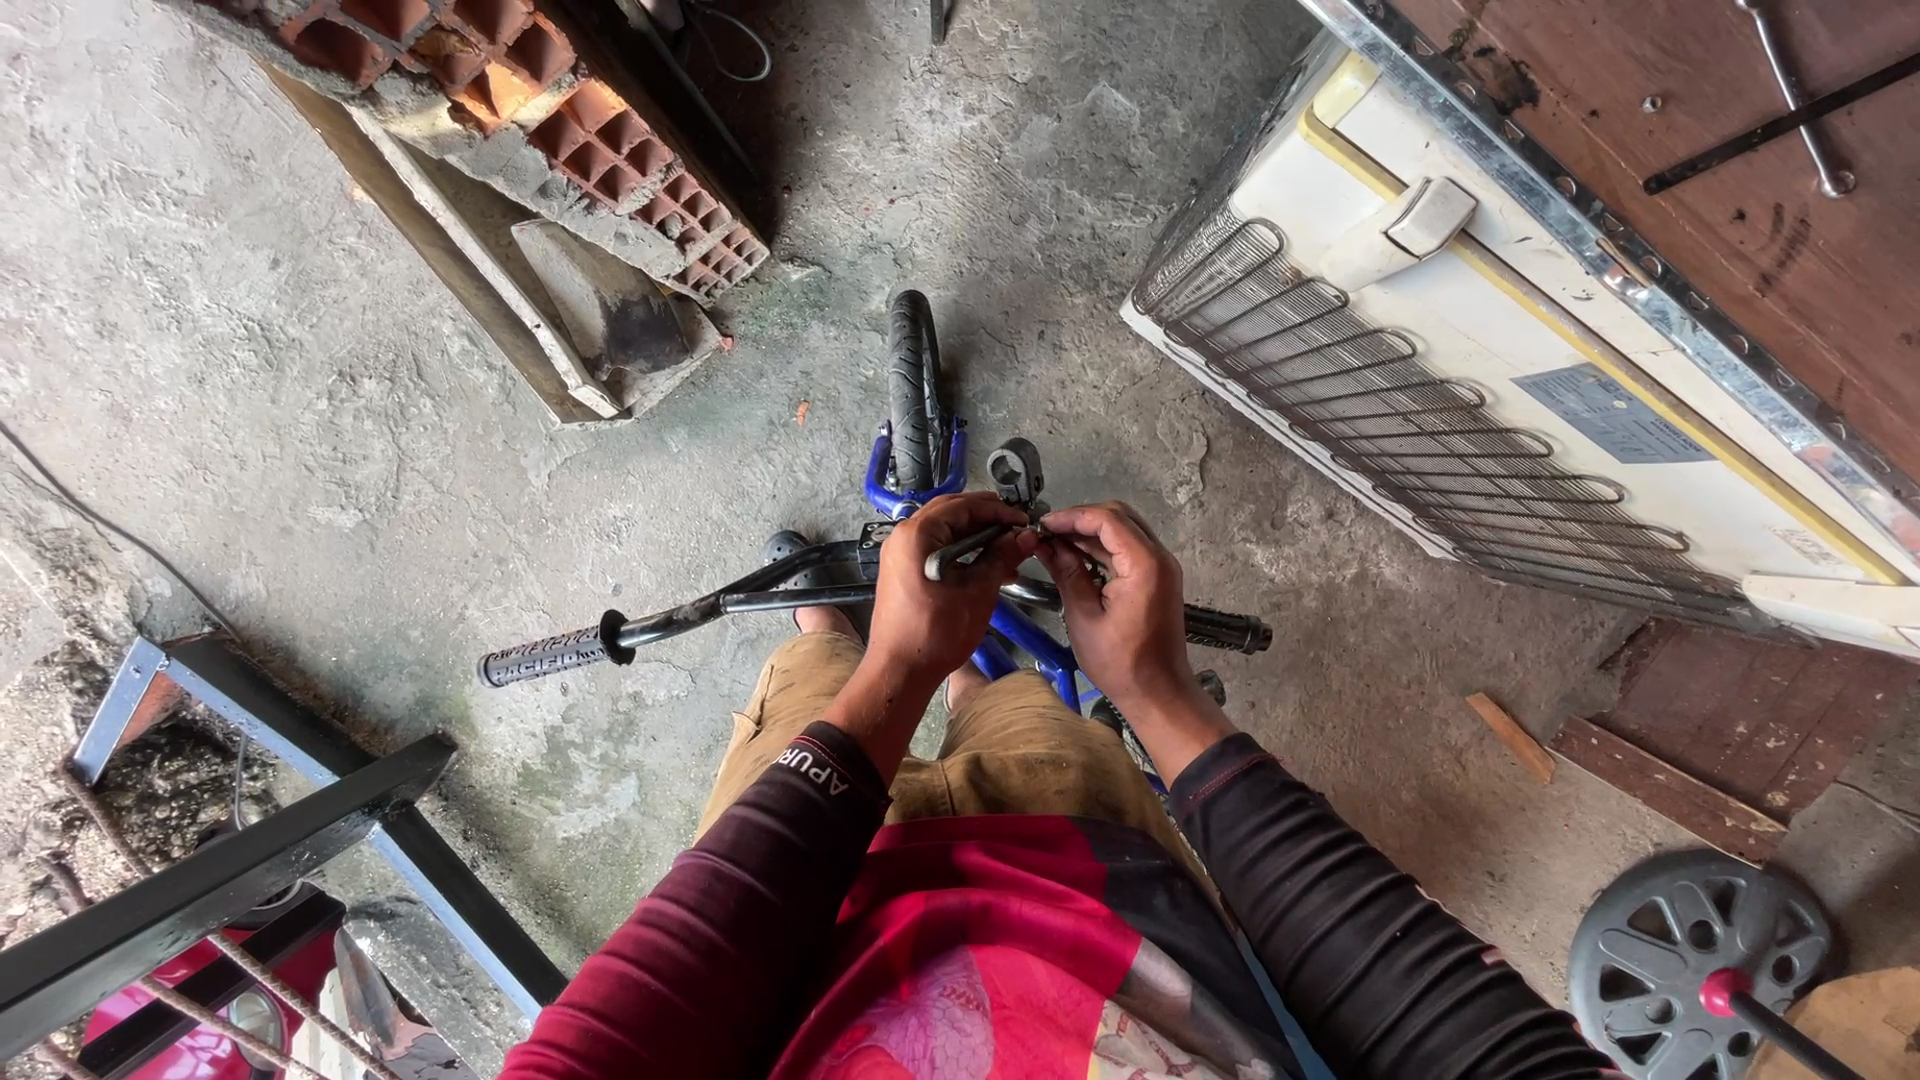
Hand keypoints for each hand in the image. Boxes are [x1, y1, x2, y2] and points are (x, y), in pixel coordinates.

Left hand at [866, 491, 1038, 692]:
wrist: (900, 670)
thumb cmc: (934, 633)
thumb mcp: (978, 590)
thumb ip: (1001, 556)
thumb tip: (1022, 537)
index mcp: (917, 534)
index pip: (963, 506)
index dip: (997, 510)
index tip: (1021, 520)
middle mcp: (903, 538)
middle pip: (950, 512)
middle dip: (985, 518)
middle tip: (1014, 527)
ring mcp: (900, 555)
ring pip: (944, 531)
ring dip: (975, 536)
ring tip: (1006, 550)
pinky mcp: (902, 572)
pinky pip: (935, 549)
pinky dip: (961, 552)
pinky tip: (985, 566)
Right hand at [1037, 502, 1234, 780]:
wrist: (1159, 692)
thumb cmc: (1120, 663)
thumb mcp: (1084, 617)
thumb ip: (1067, 573)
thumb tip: (1045, 544)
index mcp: (1144, 565)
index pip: (1107, 519)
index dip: (1072, 516)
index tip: (1043, 524)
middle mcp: (1159, 558)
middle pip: (1119, 517)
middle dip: (1081, 519)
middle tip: (1047, 532)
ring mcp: (1161, 567)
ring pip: (1124, 530)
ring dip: (1090, 531)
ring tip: (1055, 542)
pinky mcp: (1157, 578)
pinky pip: (1129, 548)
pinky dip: (1102, 546)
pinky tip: (1075, 555)